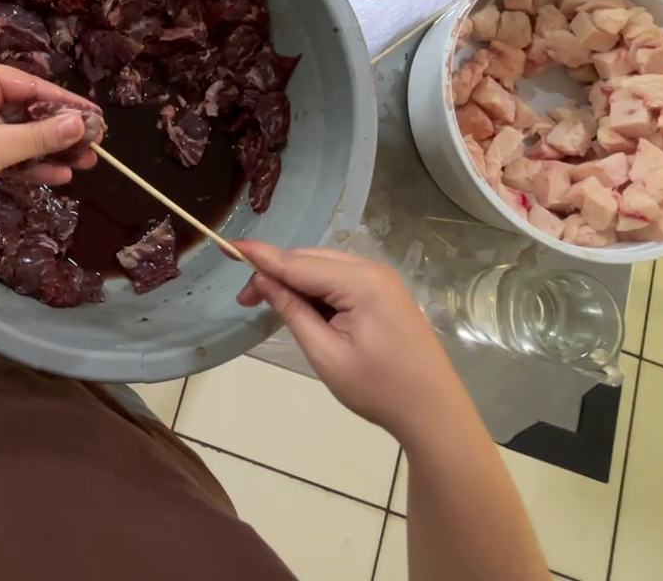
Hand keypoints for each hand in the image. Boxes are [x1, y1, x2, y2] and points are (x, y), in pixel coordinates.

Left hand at [0, 61, 97, 223]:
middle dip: (61, 131)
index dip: (67, 103)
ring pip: (20, 136)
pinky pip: (7, 155)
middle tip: (96, 145)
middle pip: (28, 111)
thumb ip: (41, 136)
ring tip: (87, 164)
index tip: (97, 118)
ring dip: (50, 151)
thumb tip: (81, 124)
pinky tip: (59, 176)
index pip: (33, 85)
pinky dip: (30, 166)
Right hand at [234, 240, 470, 439]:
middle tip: (245, 302)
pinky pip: (339, 278)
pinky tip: (304, 307)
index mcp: (360, 282)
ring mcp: (381, 279)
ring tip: (270, 305)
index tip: (226, 245)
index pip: (297, 263)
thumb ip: (292, 310)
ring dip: (294, 281)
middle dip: (274, 274)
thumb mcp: (325, 353)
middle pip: (309, 260)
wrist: (435, 416)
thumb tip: (261, 280)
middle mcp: (371, 270)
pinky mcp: (384, 292)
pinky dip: (315, 288)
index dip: (259, 256)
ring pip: (322, 267)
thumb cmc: (379, 390)